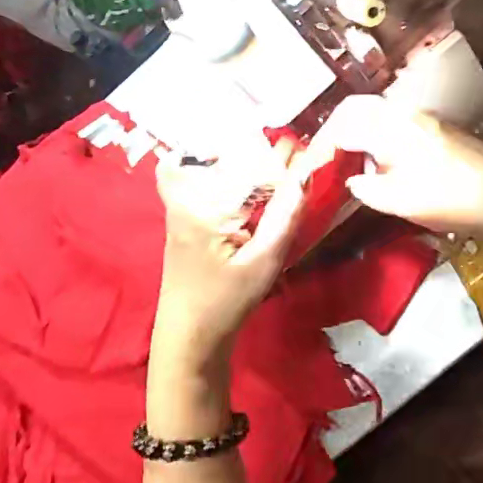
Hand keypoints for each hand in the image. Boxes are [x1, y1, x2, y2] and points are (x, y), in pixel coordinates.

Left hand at [150, 148, 305, 383]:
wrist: (188, 337)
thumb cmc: (225, 302)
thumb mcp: (263, 262)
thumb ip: (284, 216)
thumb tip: (304, 175)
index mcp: (202, 204)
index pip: (242, 161)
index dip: (275, 152)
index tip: (300, 147)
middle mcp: (184, 197)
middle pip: (215, 153)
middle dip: (251, 145)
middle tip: (286, 150)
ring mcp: (178, 207)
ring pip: (203, 164)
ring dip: (234, 157)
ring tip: (270, 159)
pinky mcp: (181, 218)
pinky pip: (196, 180)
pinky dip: (220, 173)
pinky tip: (245, 184)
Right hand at [305, 95, 482, 243]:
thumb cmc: (447, 197)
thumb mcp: (395, 200)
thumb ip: (365, 188)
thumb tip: (354, 179)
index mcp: (389, 125)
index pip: (342, 124)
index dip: (323, 144)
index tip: (313, 164)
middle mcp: (405, 114)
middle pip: (359, 109)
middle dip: (339, 130)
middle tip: (329, 157)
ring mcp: (425, 120)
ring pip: (380, 116)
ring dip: (361, 133)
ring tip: (353, 163)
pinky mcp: (439, 132)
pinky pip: (397, 126)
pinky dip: (381, 139)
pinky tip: (385, 165)